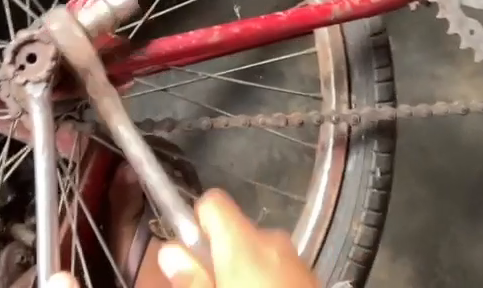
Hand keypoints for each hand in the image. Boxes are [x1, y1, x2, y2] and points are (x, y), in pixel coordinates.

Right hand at [152, 190, 318, 287]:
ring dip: (245, 273)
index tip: (194, 255)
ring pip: (257, 253)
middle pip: (235, 232)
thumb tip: (170, 251)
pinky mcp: (312, 278)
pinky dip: (267, 283)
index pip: (213, 202)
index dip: (198, 223)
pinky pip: (278, 269)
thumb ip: (191, 280)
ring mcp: (296, 259)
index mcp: (244, 243)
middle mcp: (272, 240)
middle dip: (222, 258)